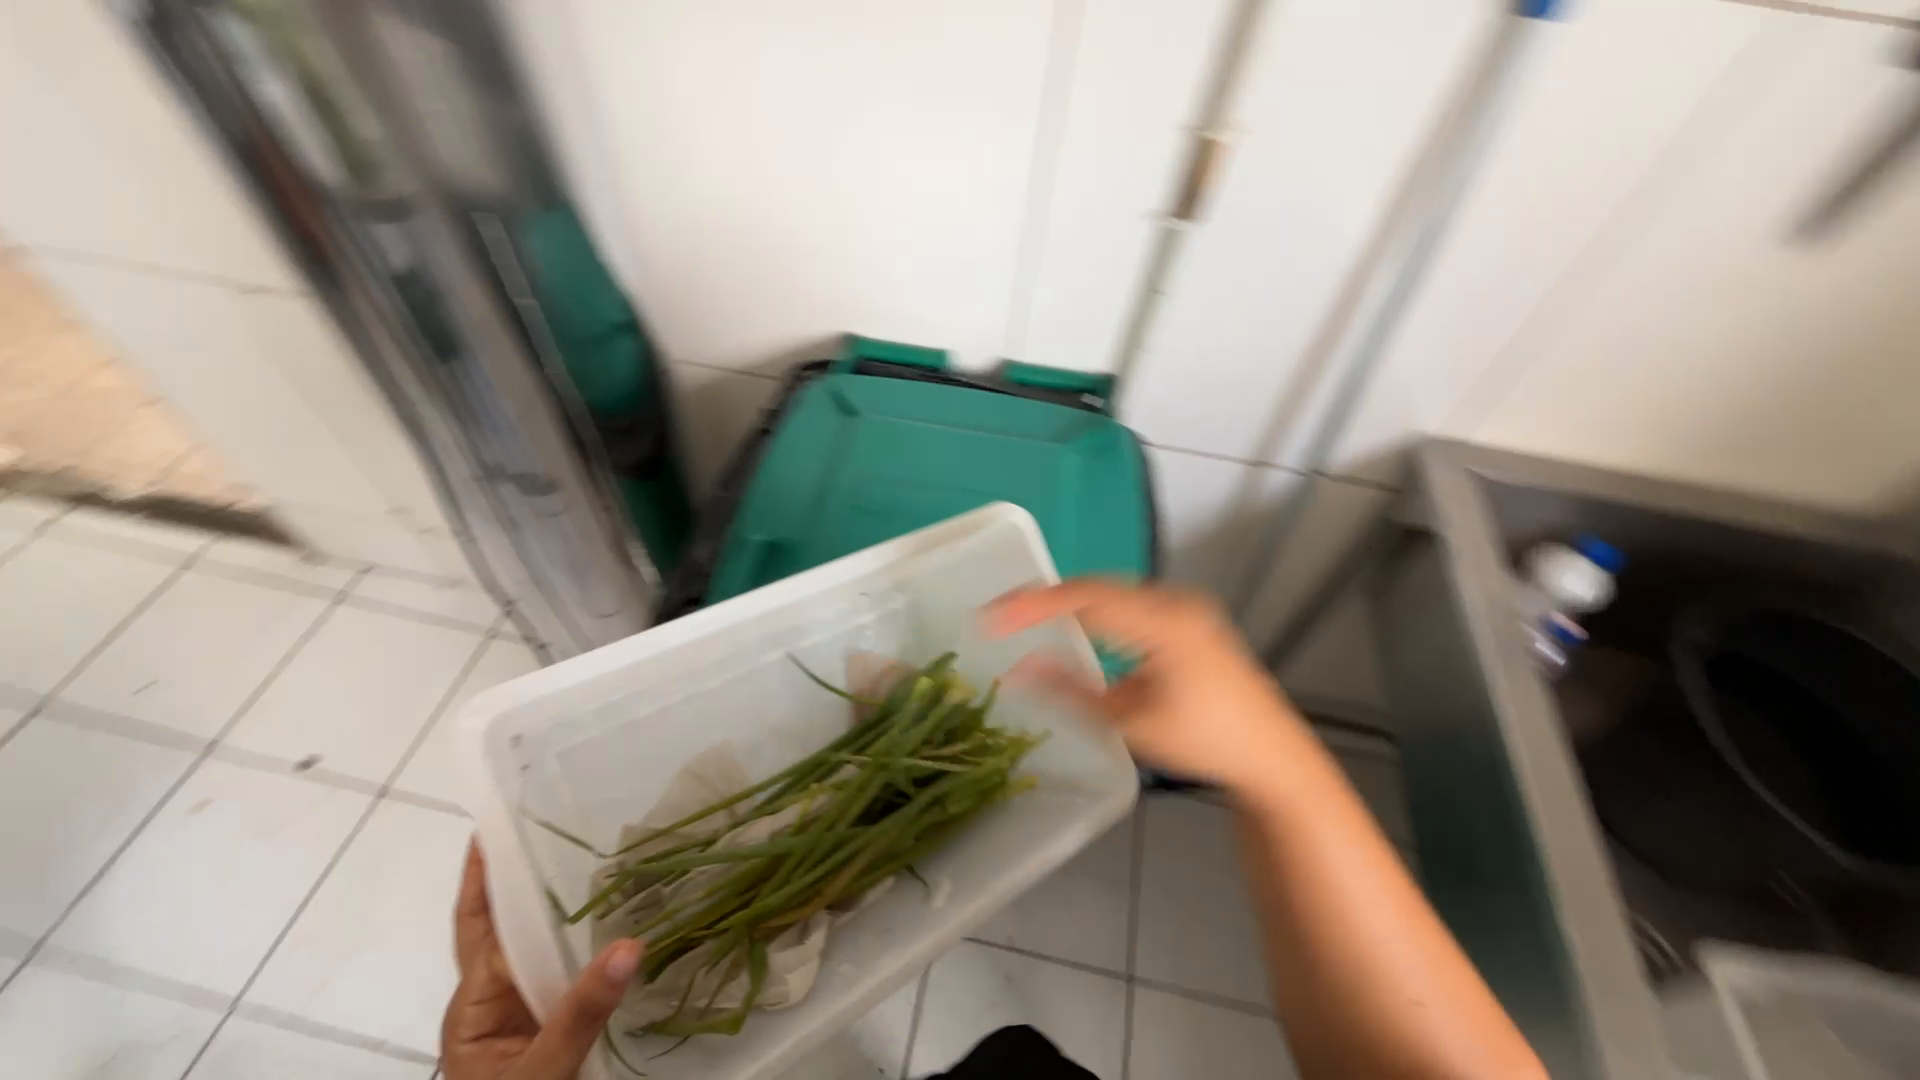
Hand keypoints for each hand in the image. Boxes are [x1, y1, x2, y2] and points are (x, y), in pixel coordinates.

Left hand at [444, 842, 641, 1079]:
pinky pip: (556, 968)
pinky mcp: (545, 1023)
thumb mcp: (544, 1073)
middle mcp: (489, 1001)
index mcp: (473, 1008)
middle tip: (524, 824)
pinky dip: (572, 936)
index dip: (489, 878)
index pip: (487, 929)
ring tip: (571, 854)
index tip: (491, 827)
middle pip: (490, 928)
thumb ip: (583, 1012)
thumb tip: (632, 941)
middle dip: (501, 879)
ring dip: (541, 902)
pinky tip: (601, 916)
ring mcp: (517, 1012)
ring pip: (526, 945)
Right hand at [983, 580, 1308, 792]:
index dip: (1033, 605)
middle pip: (1098, 589)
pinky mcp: (1190, 618)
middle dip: (1046, 600)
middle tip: (999, 616)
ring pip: (1114, 595)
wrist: (1273, 755)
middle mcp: (1177, 603)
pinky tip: (1077, 627)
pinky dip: (1098, 613)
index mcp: (1165, 624)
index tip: (990, 617)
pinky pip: (1132, 605)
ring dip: (1072, 605)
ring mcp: (1187, 608)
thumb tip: (1014, 671)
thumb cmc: (1205, 743)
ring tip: (1026, 619)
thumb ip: (1069, 692)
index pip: (1085, 599)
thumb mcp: (1129, 722)